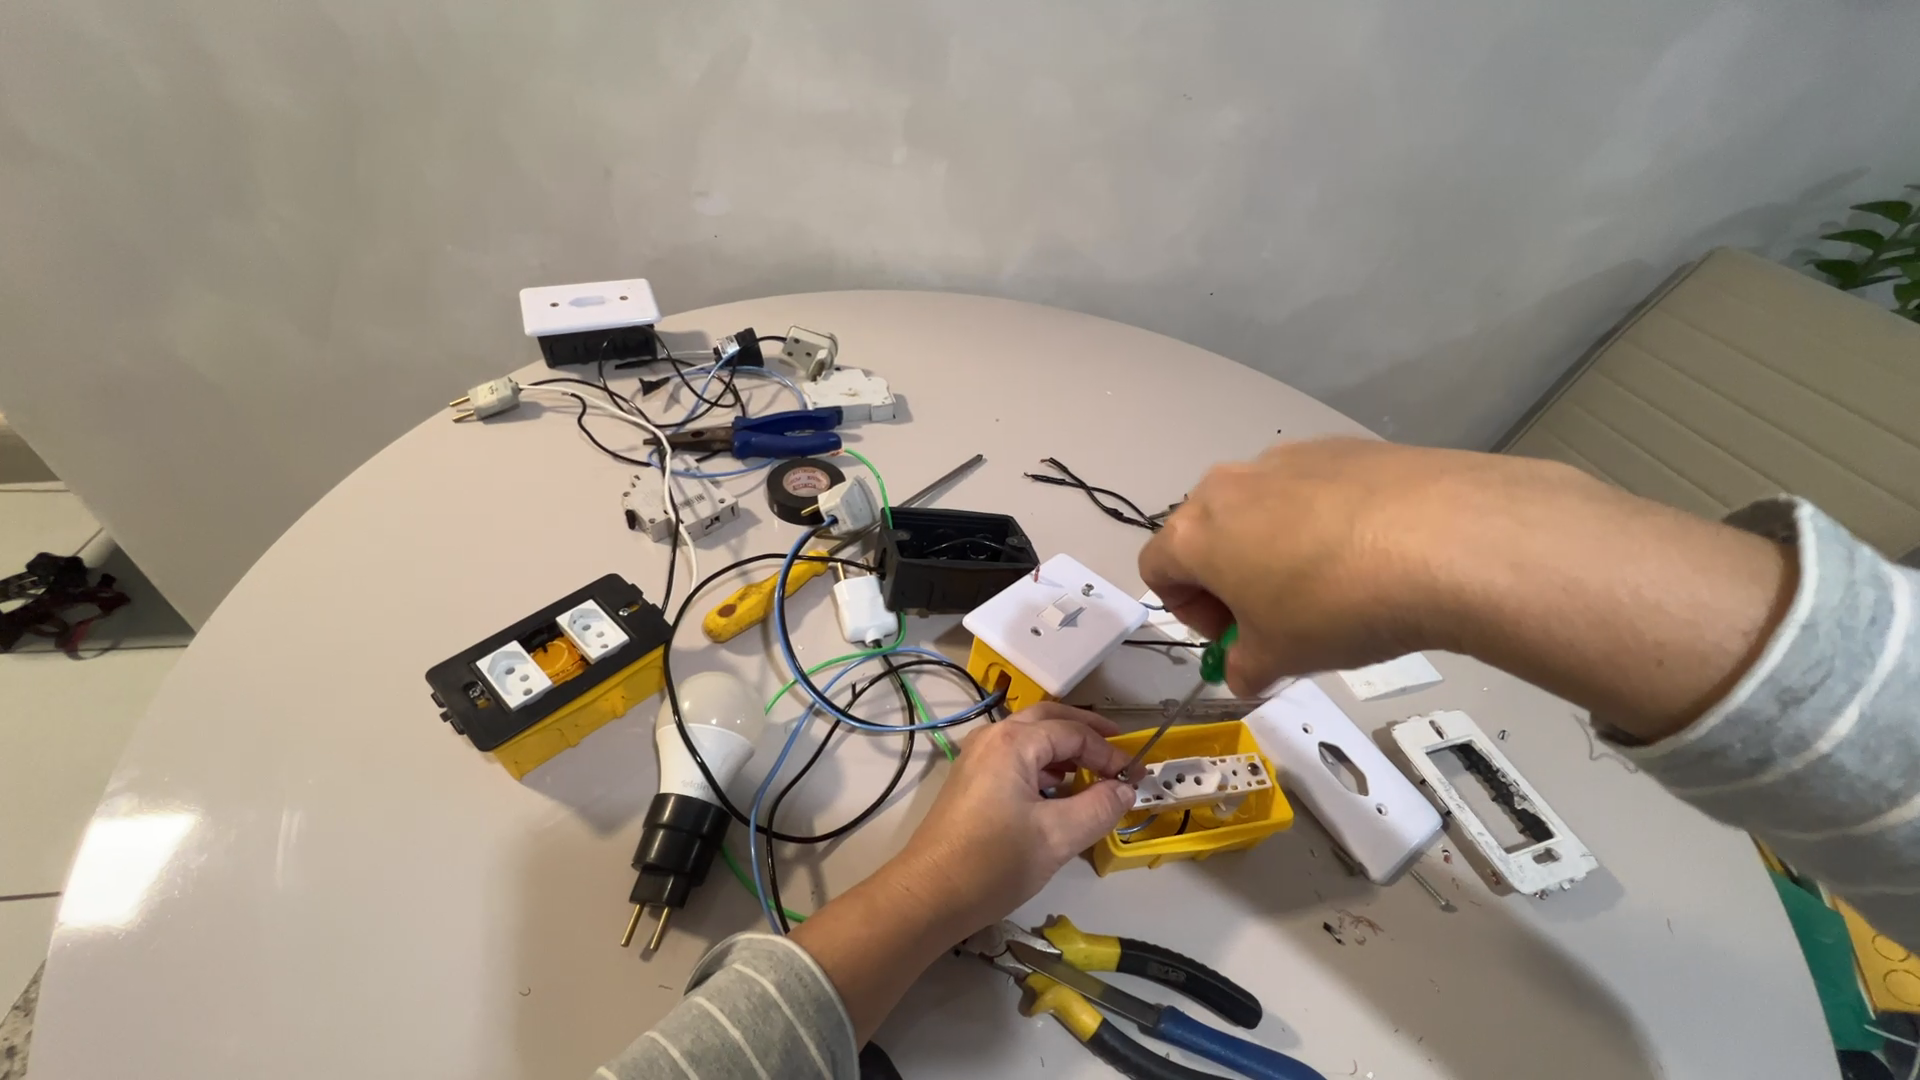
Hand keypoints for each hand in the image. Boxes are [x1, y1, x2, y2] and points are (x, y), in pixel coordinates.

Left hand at [789, 704, 1135, 1042]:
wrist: (930, 894)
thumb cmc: (994, 862)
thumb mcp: (1057, 837)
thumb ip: (1098, 807)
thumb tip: (1125, 789)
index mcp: (1014, 741)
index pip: (1073, 732)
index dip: (1109, 752)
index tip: (1136, 775)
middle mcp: (993, 737)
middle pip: (1048, 719)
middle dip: (1086, 731)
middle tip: (1118, 749)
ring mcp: (977, 756)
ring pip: (1029, 736)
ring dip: (1064, 747)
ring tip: (1094, 771)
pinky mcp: (971, 778)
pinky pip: (1015, 755)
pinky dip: (1043, 763)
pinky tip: (1060, 790)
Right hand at [1140, 437, 1493, 692]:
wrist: (1447, 540)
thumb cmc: (1335, 606)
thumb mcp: (1281, 658)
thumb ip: (1246, 669)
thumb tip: (1246, 672)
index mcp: (1194, 533)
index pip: (1156, 569)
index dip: (1186, 611)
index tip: (1233, 636)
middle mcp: (1227, 485)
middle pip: (1204, 534)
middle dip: (1226, 578)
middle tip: (1275, 614)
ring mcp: (1283, 459)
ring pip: (1257, 509)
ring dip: (1271, 546)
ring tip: (1331, 582)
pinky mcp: (1339, 446)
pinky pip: (1308, 489)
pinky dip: (1319, 520)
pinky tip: (1368, 549)